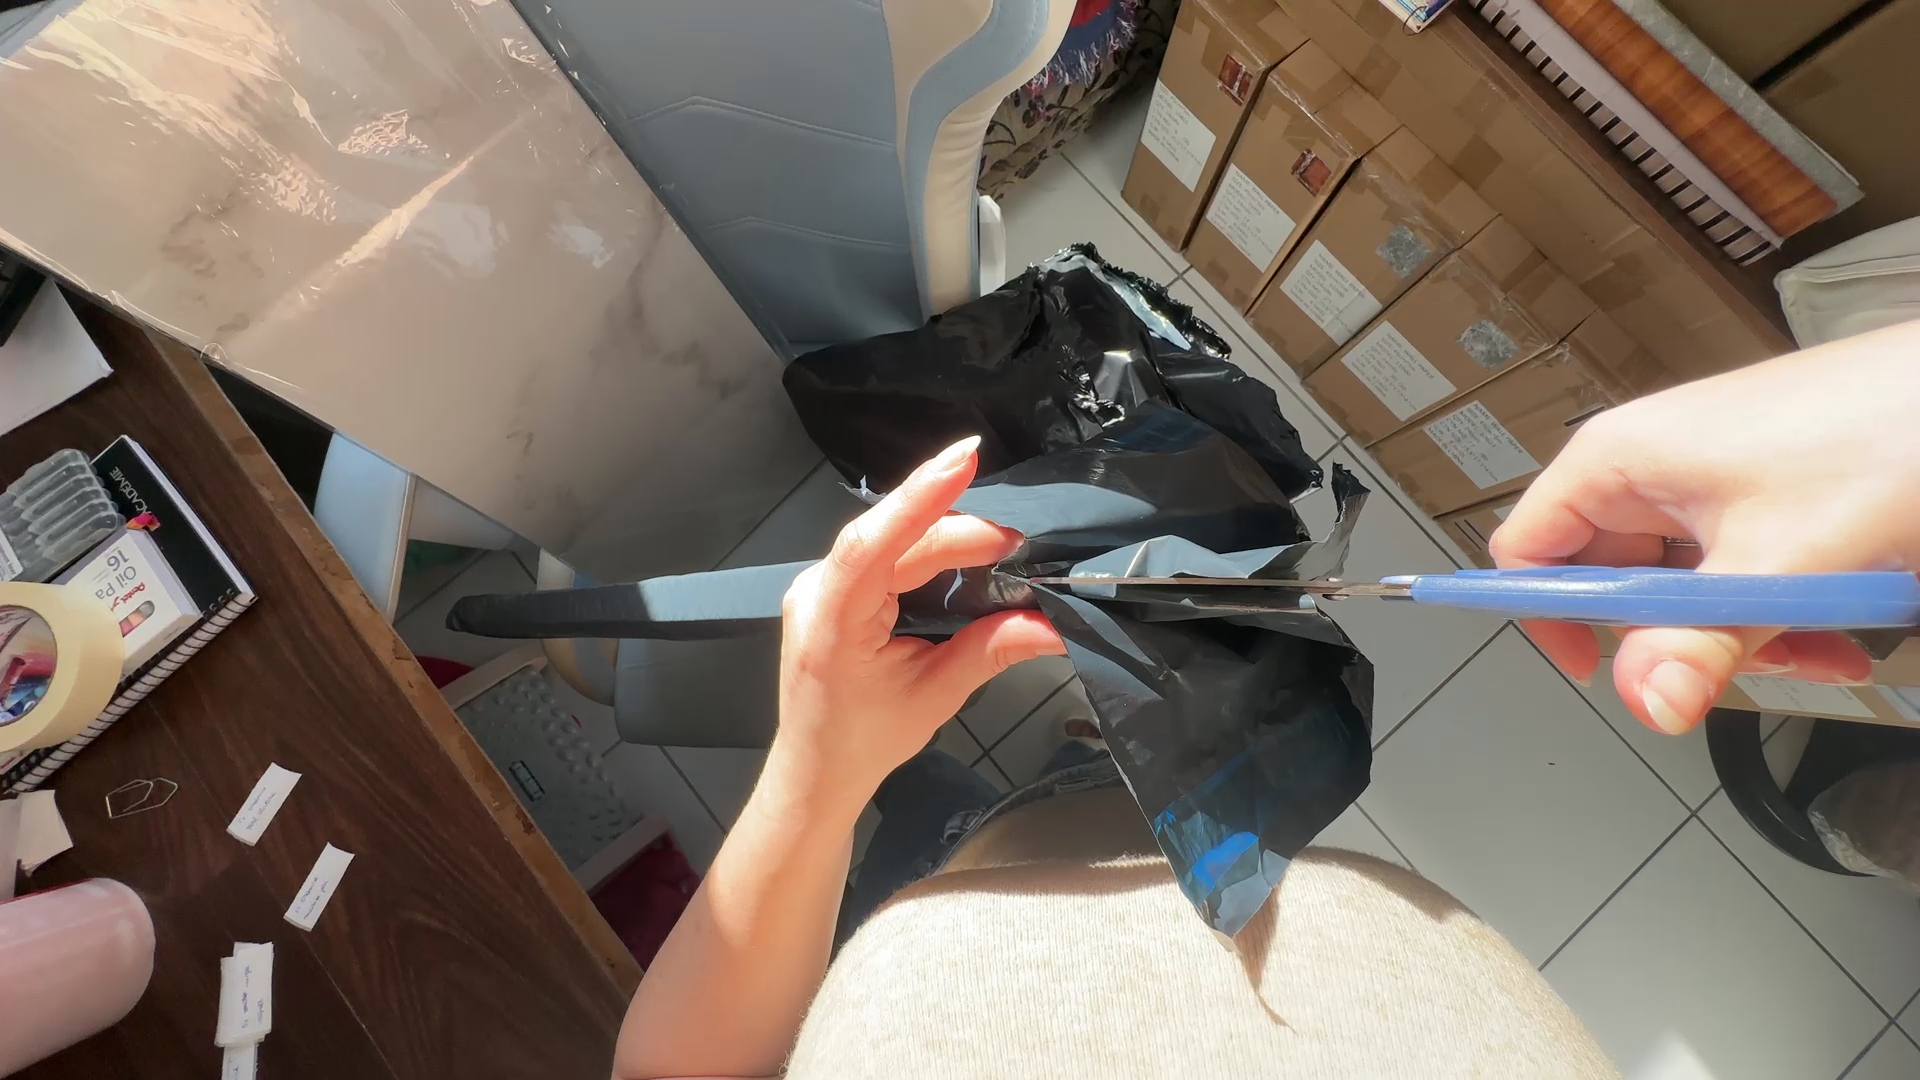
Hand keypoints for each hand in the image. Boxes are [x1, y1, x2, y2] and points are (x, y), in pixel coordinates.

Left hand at [773, 435, 1066, 804]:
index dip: (919, 497)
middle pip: (893, 539)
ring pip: (890, 540)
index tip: (964, 458)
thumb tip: (1054, 626)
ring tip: (999, 545)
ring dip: (945, 536)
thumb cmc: (865, 740)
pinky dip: (925, 546)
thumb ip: (990, 651)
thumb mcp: (934, 696)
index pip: (871, 544)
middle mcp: (818, 590)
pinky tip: (961, 548)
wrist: (816, 769)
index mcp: (831, 620)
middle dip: (959, 533)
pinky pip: (883, 552)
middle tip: (1016, 545)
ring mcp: (821, 585)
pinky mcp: (834, 588)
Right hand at [1491, 319, 1919, 733]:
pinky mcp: (1749, 485)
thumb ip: (1704, 635)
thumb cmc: (1906, 423)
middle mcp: (1641, 465)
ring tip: (1810, 644)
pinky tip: (1825, 620)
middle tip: (1730, 661)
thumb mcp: (1790, 555)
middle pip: (1606, 572)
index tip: (1595, 664)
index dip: (1546, 612)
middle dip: (1670, 629)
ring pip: (1674, 575)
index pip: (1526, 551)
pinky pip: (1724, 560)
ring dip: (1731, 624)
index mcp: (1612, 461)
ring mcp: (1696, 474)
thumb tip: (1648, 700)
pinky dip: (1766, 601)